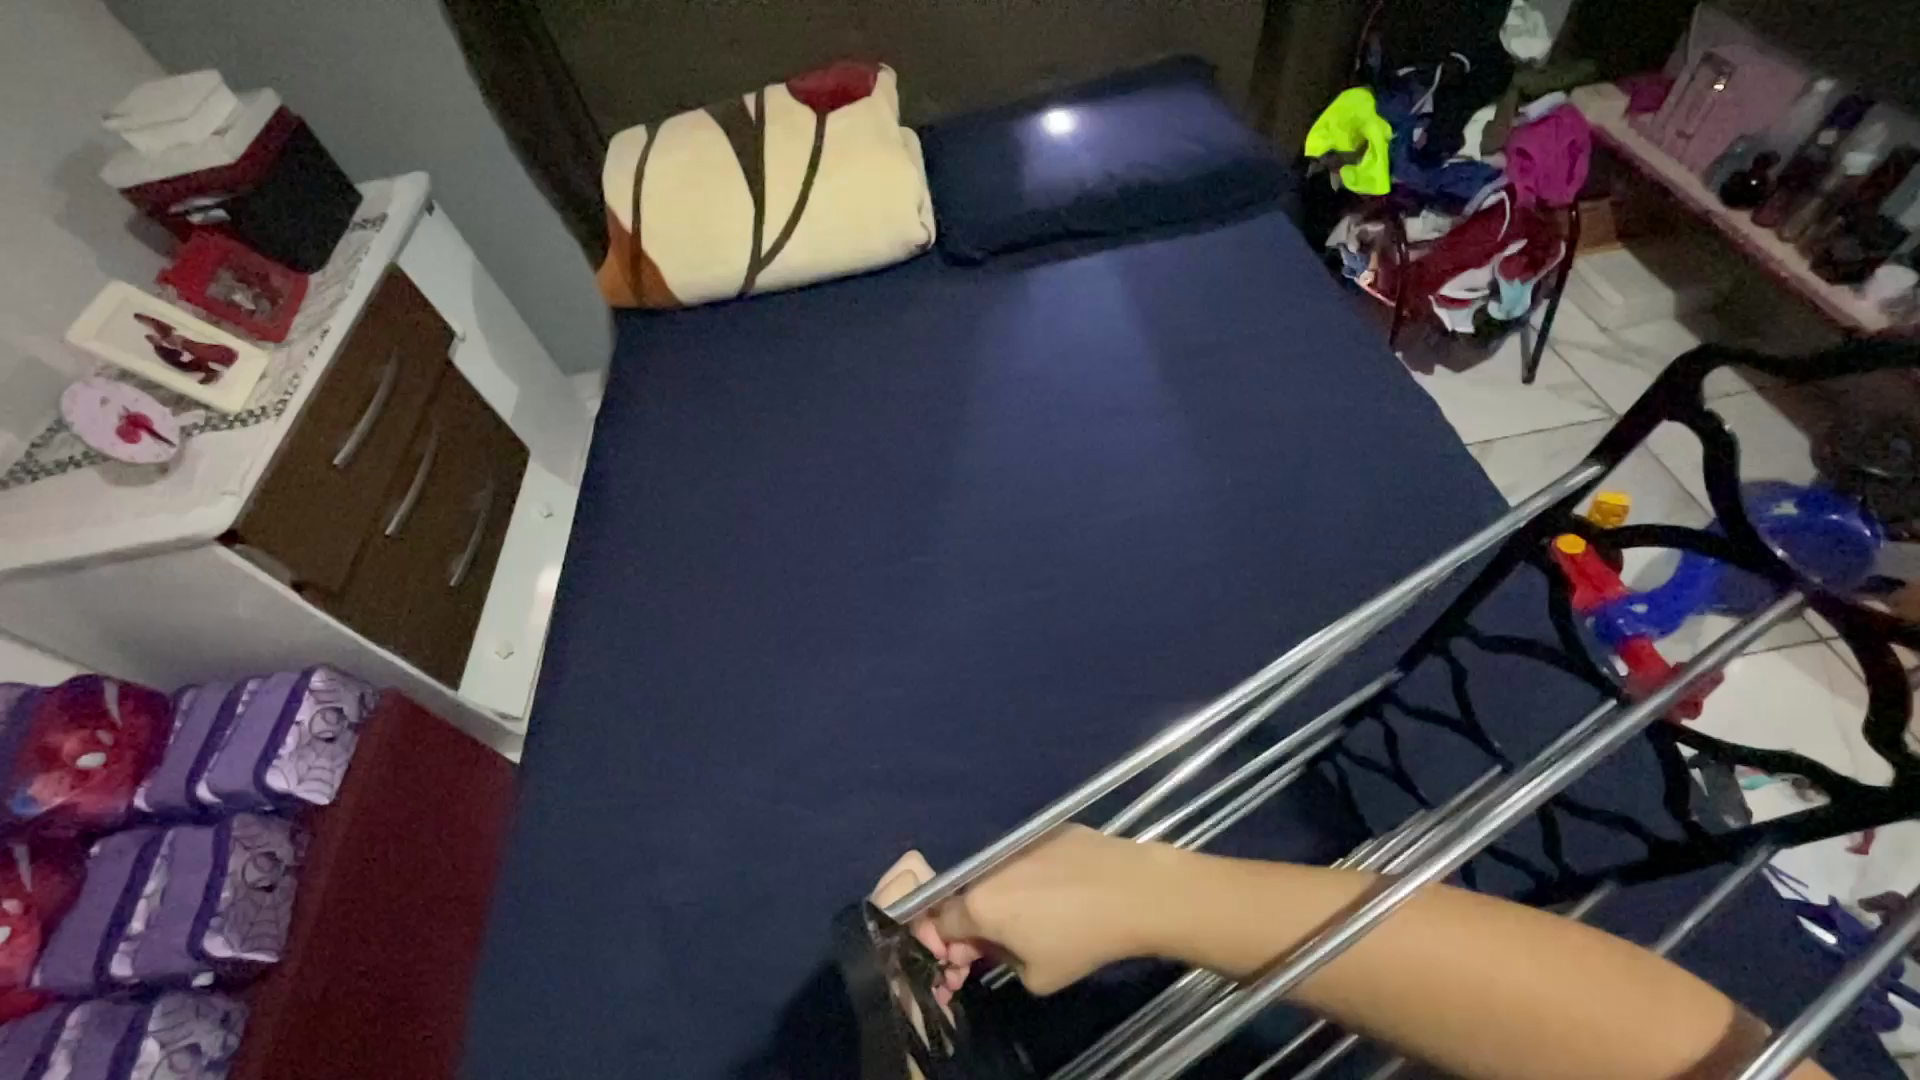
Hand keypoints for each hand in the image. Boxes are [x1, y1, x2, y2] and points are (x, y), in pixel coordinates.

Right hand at [871, 826, 1169, 995]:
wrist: (1129, 890)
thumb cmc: (1079, 940)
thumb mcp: (1035, 977)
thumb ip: (1000, 961)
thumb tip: (993, 945)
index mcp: (978, 906)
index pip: (938, 923)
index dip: (948, 942)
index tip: (969, 956)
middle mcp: (987, 868)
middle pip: (965, 896)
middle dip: (975, 919)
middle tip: (1003, 939)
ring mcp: (1014, 845)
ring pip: (994, 875)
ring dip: (1002, 895)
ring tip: (1037, 913)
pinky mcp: (1041, 831)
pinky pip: (1022, 858)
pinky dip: (1030, 874)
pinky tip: (1059, 888)